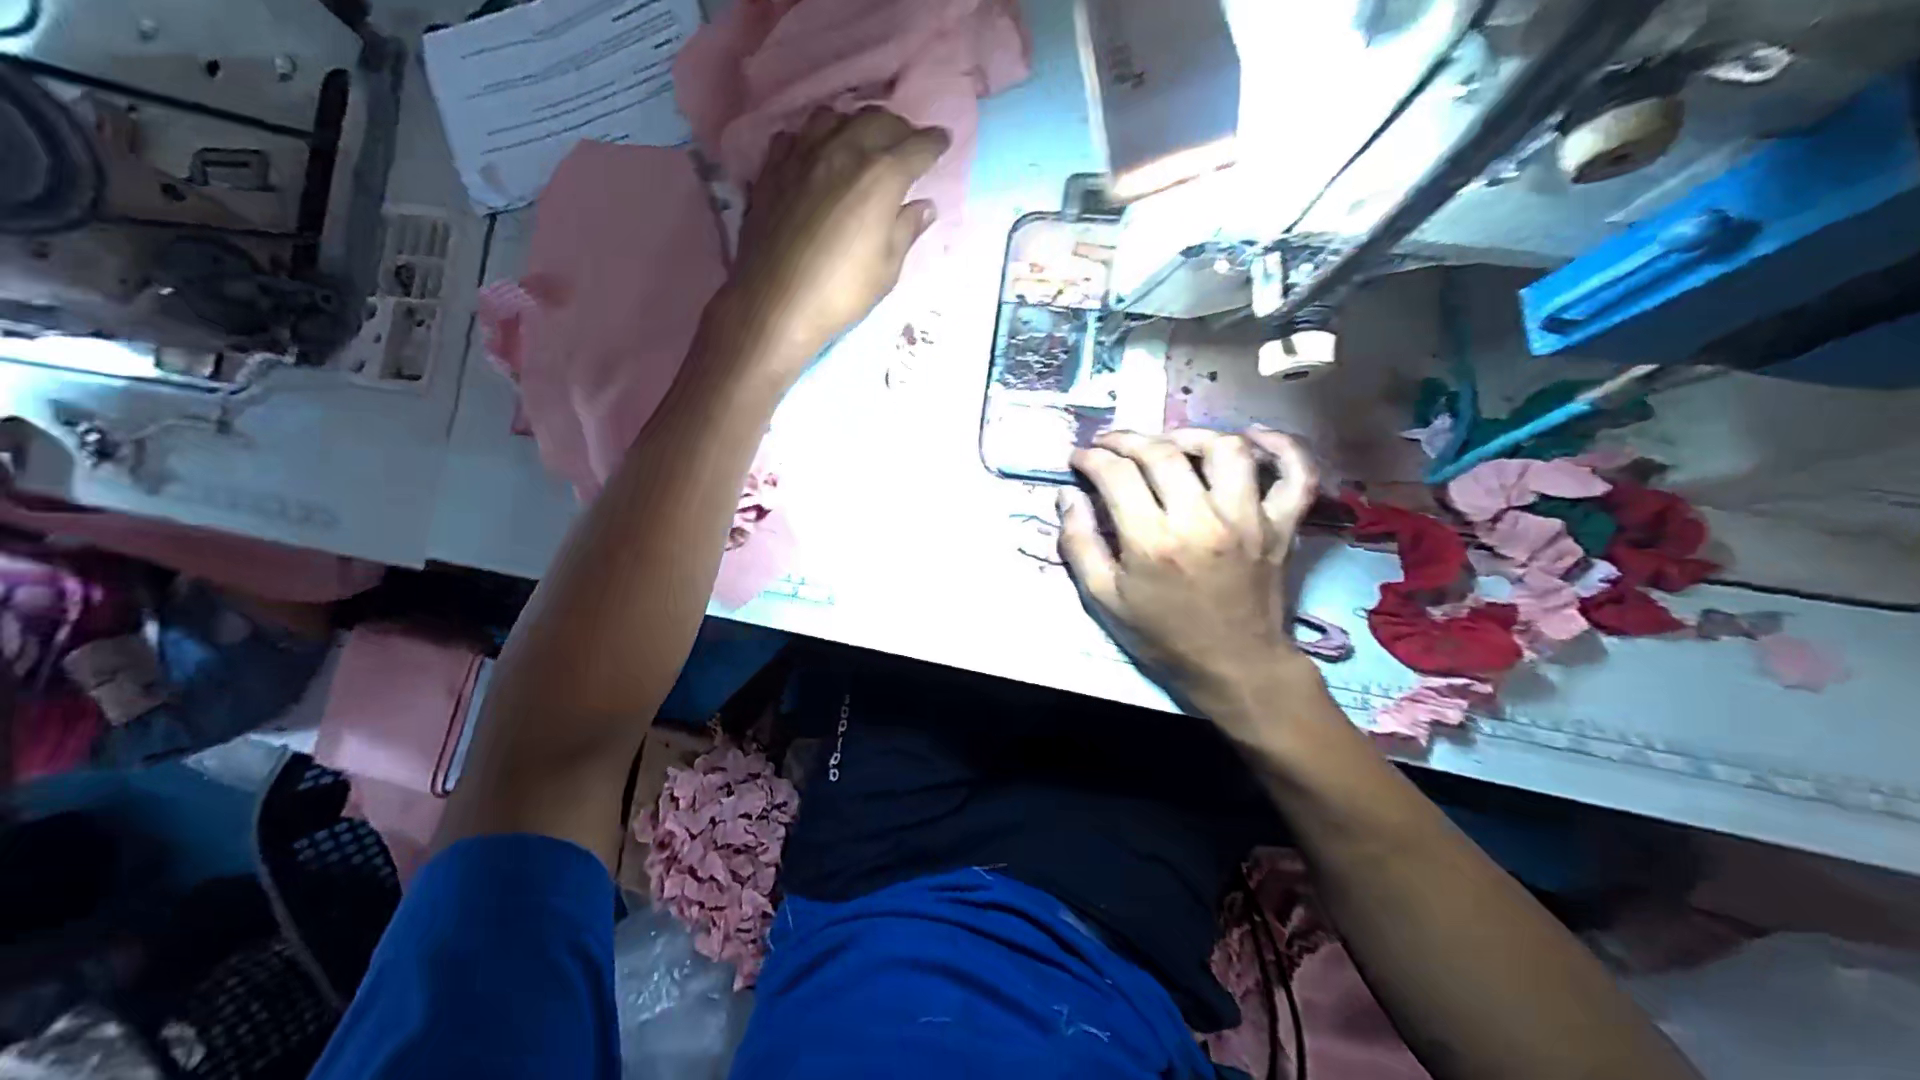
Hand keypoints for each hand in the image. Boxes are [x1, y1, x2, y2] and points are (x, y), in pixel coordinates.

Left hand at [725, 106, 950, 364]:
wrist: (774, 303)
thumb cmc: (840, 293)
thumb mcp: (886, 269)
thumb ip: (906, 230)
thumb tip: (923, 206)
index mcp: (881, 176)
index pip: (917, 146)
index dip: (934, 142)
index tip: (943, 141)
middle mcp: (843, 151)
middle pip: (877, 120)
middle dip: (899, 128)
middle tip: (907, 144)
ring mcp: (803, 155)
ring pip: (834, 117)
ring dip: (855, 124)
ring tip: (861, 141)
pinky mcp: (772, 169)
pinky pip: (796, 135)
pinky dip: (813, 138)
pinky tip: (816, 155)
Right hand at [1057, 428, 1323, 716]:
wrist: (1233, 666)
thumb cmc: (1163, 636)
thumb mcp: (1103, 599)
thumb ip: (1078, 543)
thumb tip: (1068, 495)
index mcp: (1153, 542)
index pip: (1116, 474)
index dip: (1091, 458)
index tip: (1080, 458)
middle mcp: (1202, 521)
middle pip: (1162, 452)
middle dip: (1126, 439)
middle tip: (1110, 445)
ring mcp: (1249, 519)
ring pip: (1226, 450)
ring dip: (1192, 434)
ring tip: (1171, 442)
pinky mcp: (1282, 526)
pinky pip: (1295, 474)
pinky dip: (1281, 447)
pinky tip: (1254, 437)